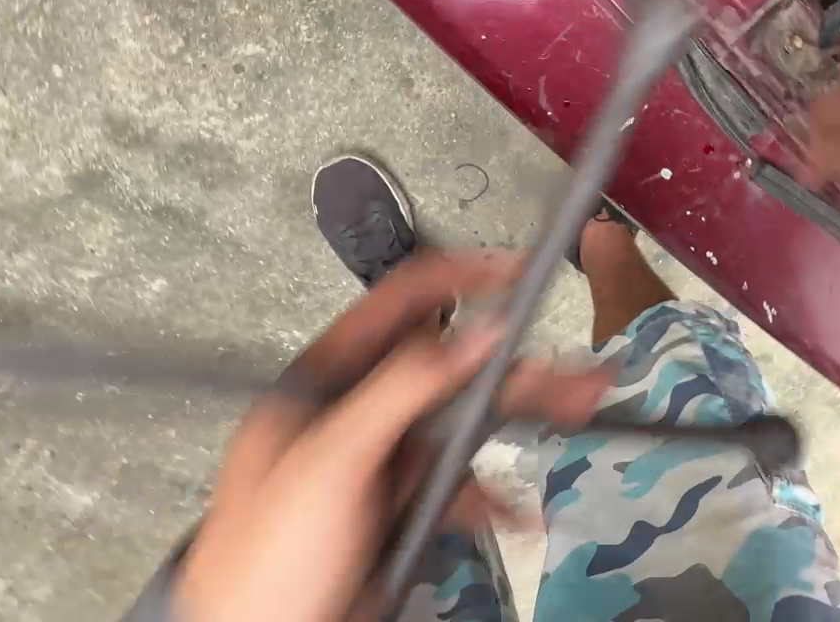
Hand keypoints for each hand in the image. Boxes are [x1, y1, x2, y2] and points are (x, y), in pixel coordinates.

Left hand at [178, 250, 608, 621]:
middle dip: (518, 362)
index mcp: (327, 382)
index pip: (401, 302)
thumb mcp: (330, 463)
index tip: (513, 272)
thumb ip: (404, 387)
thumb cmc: (264, 568)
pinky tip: (517, 506)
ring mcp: (385, 456)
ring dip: (526, 412)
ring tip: (575, 407)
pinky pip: (465, 474)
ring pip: (470, 415)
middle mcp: (360, 408)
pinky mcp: (404, 500)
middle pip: (454, 363)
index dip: (460, 278)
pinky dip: (497, 487)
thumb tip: (477, 333)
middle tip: (566, 363)